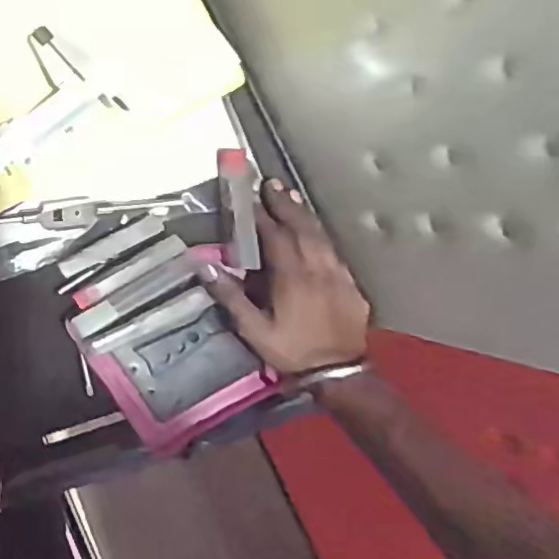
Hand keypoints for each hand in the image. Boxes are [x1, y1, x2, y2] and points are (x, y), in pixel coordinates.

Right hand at [198, 177, 370, 373]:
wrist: (339, 373)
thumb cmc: (291, 351)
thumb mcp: (253, 329)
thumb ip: (231, 297)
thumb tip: (207, 267)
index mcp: (293, 278)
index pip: (277, 237)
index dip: (263, 216)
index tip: (252, 197)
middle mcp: (318, 270)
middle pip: (303, 229)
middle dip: (287, 205)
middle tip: (274, 185)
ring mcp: (338, 276)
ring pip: (322, 237)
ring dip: (305, 216)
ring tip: (292, 198)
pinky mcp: (351, 286)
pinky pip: (334, 253)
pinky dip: (321, 236)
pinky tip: (316, 234)